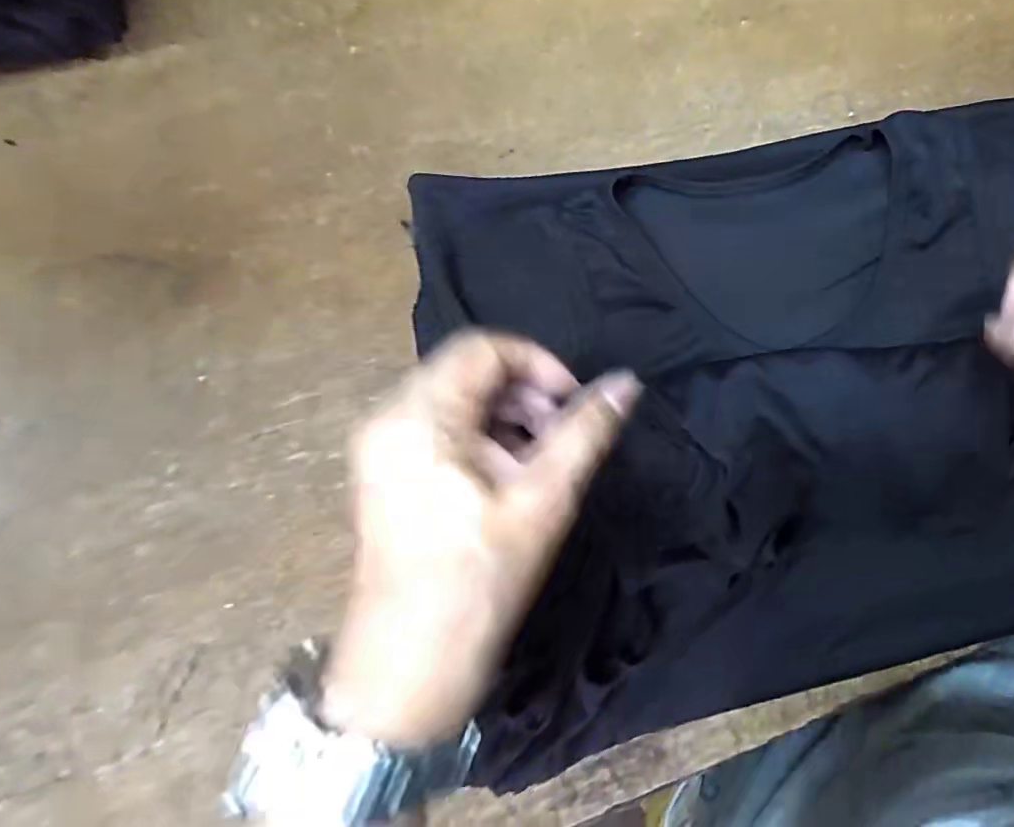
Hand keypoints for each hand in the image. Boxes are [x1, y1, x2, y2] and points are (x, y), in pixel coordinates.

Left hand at [320, 331, 639, 746]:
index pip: (486, 349)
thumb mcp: (546, 495)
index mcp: (417, 420)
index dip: (541, 364)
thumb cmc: (479, 574)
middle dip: (531, 393)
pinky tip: (518, 475)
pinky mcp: (394, 472)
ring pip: (466, 397)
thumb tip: (627, 381)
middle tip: (565, 436)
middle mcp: (390, 421)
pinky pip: (452, 426)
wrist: (411, 664)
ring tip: (546, 460)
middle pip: (474, 371)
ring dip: (518, 414)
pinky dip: (495, 435)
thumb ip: (588, 429)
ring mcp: (386, 449)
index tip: (574, 404)